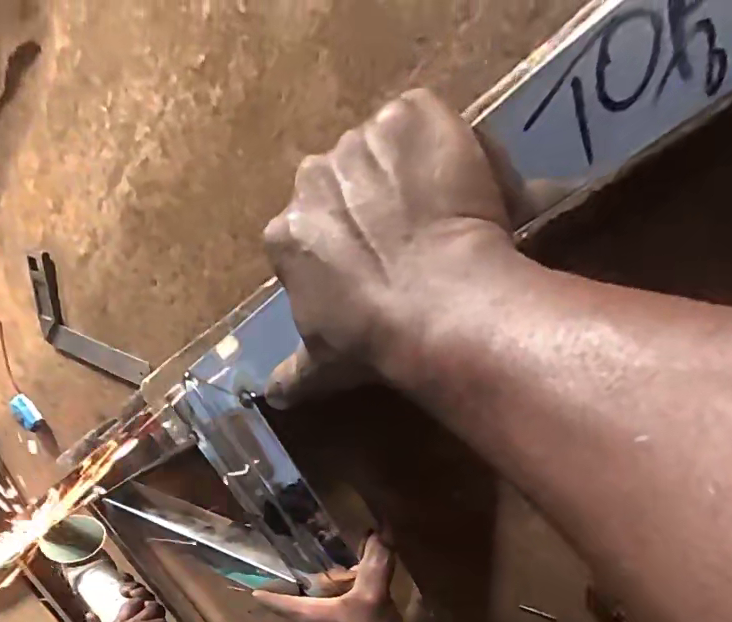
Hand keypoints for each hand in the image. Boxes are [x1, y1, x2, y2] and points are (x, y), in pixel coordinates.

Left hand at [251, 534, 406, 621]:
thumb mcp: (372, 595)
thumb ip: (375, 563)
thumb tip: (379, 531)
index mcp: (305, 612)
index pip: (276, 600)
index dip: (266, 591)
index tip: (254, 588)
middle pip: (295, 606)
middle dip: (300, 591)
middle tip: (306, 575)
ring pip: (313, 617)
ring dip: (320, 604)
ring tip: (333, 589)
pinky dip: (336, 617)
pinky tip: (351, 609)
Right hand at [263, 89, 517, 408]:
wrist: (438, 304)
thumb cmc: (371, 340)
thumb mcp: (320, 366)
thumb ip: (293, 374)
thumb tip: (273, 397)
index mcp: (284, 234)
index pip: (306, 229)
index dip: (339, 245)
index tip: (368, 265)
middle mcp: (311, 177)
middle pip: (340, 182)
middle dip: (367, 204)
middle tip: (405, 237)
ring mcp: (361, 141)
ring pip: (381, 149)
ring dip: (403, 172)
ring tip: (439, 210)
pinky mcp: (413, 114)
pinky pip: (423, 121)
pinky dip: (441, 142)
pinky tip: (459, 181)